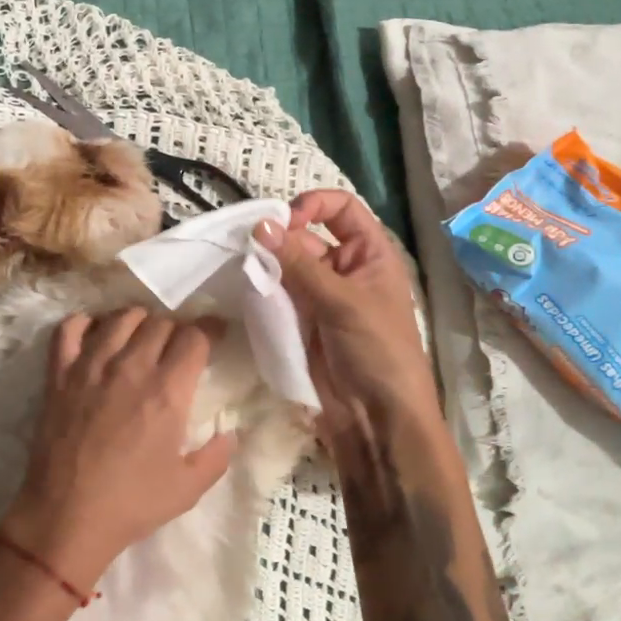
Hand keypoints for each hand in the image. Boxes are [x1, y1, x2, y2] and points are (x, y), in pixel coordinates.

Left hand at [3, 309, 235, 586]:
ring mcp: (89, 366)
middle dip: (175, 328)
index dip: (209, 330)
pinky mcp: (58, 373)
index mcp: (167, 391)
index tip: (215, 334)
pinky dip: (85, 322)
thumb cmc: (132, 504)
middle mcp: (129, 367)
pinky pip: (69, 328)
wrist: (67, 514)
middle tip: (178, 345)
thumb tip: (230, 431)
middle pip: (159, 322)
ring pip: (119, 318)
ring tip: (141, 335)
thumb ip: (217, 455)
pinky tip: (95, 333)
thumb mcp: (189, 487)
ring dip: (137, 320)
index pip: (194, 337)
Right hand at [254, 190, 438, 455]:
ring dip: (265, 261)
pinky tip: (244, 284)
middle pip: (306, 234)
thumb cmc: (377, 351)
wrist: (375, 415)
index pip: (341, 209)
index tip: (282, 221)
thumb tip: (260, 225)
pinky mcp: (298, 318)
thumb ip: (298, 263)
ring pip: (285, 263)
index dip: (313, 205)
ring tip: (242, 265)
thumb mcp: (342, 301)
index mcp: (371, 254)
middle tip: (248, 246)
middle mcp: (344, 268)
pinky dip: (260, 285)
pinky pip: (275, 290)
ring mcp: (319, 294)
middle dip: (279, 236)